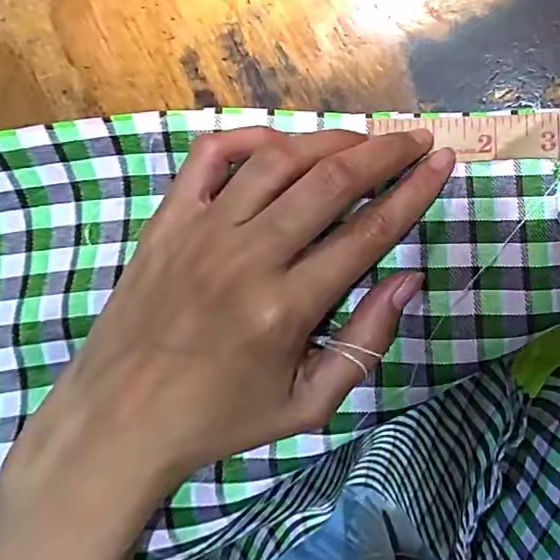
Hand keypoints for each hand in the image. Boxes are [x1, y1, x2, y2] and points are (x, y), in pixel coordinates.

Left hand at [0, 127, 452, 559]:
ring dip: (330, 140)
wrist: (116, 422)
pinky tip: (281, 144)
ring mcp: (202, 230)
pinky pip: (212, 155)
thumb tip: (409, 278)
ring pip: (279, 159)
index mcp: (285, 308)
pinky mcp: (169, 218)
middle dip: (385, 151)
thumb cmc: (220, 419)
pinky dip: (251, 136)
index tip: (442, 160)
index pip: (369, 231)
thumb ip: (365, 342)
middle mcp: (247, 257)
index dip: (415, 190)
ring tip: (362, 141)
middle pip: (331, 180)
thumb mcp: (307, 407)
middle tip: (414, 139)